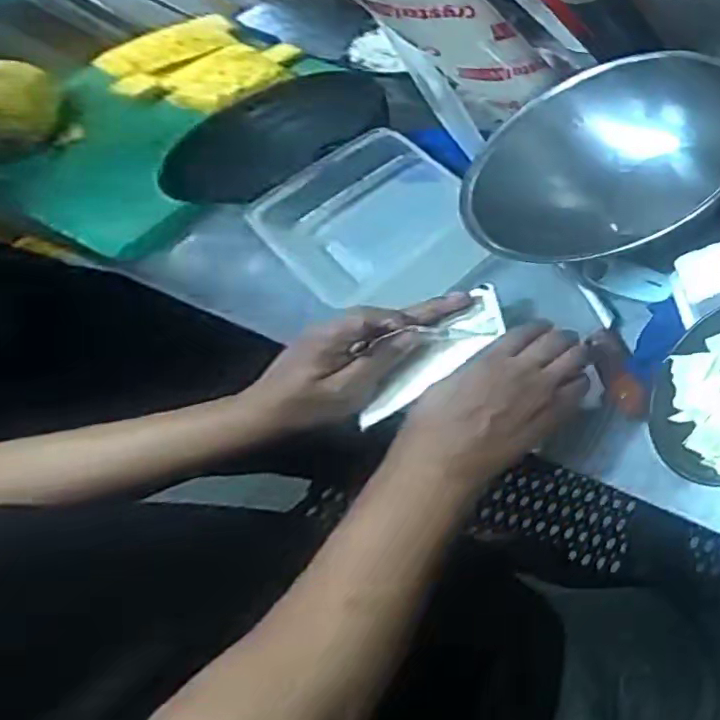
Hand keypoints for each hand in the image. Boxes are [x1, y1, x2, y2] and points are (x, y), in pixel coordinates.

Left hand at [237, 294, 473, 431]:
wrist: (252, 421)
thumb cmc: (301, 409)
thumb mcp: (346, 389)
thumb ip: (383, 359)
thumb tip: (417, 334)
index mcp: (339, 332)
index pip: (389, 317)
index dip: (420, 318)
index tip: (448, 321)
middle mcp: (338, 325)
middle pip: (392, 313)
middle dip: (431, 307)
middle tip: (466, 298)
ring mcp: (334, 333)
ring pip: (385, 320)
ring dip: (418, 316)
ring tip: (450, 310)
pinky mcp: (333, 344)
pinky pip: (375, 330)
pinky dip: (401, 327)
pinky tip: (417, 330)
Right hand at [387, 322, 589, 487]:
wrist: (442, 466)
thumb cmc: (430, 428)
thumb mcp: (446, 383)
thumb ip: (477, 366)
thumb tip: (494, 362)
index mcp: (494, 359)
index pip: (529, 330)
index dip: (540, 327)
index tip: (543, 330)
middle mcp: (524, 368)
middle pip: (560, 339)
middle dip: (565, 337)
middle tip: (566, 342)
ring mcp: (543, 389)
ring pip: (578, 358)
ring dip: (579, 355)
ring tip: (575, 360)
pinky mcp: (555, 412)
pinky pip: (581, 387)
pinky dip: (581, 381)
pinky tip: (574, 385)